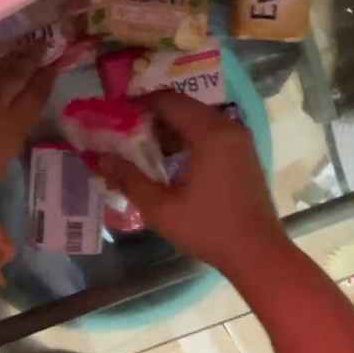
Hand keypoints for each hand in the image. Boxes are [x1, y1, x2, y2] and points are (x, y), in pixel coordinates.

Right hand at [98, 91, 295, 280]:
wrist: (256, 252)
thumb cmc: (207, 228)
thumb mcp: (160, 207)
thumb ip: (127, 178)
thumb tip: (97, 157)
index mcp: (210, 133)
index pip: (167, 101)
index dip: (136, 105)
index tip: (111, 118)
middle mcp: (227, 127)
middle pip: (181, 107)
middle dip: (148, 118)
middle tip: (119, 135)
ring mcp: (238, 139)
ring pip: (194, 120)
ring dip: (165, 130)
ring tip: (137, 150)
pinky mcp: (241, 153)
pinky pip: (206, 133)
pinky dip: (183, 140)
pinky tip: (164, 163)